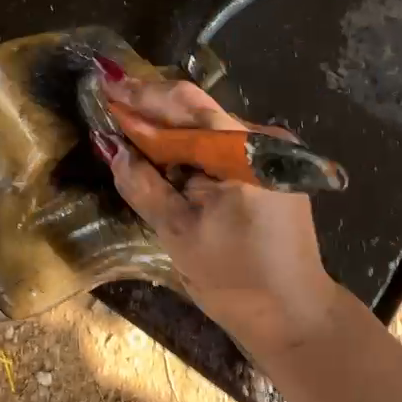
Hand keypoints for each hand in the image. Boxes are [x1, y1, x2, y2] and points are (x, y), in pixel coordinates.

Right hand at [93, 75, 339, 355]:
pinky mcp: (272, 169)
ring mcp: (273, 153)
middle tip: (110, 104)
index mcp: (246, 151)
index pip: (186, 104)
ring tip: (128, 129)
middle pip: (197, 111)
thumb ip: (142, 184)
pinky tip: (162, 156)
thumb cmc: (235, 280)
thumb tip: (112, 148)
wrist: (296, 317)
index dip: (141, 94)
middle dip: (151, 109)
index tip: (106, 85)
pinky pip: (221, 146)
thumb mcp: (178, 232)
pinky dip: (190, 148)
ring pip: (208, 127)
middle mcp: (264, 139)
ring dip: (169, 130)